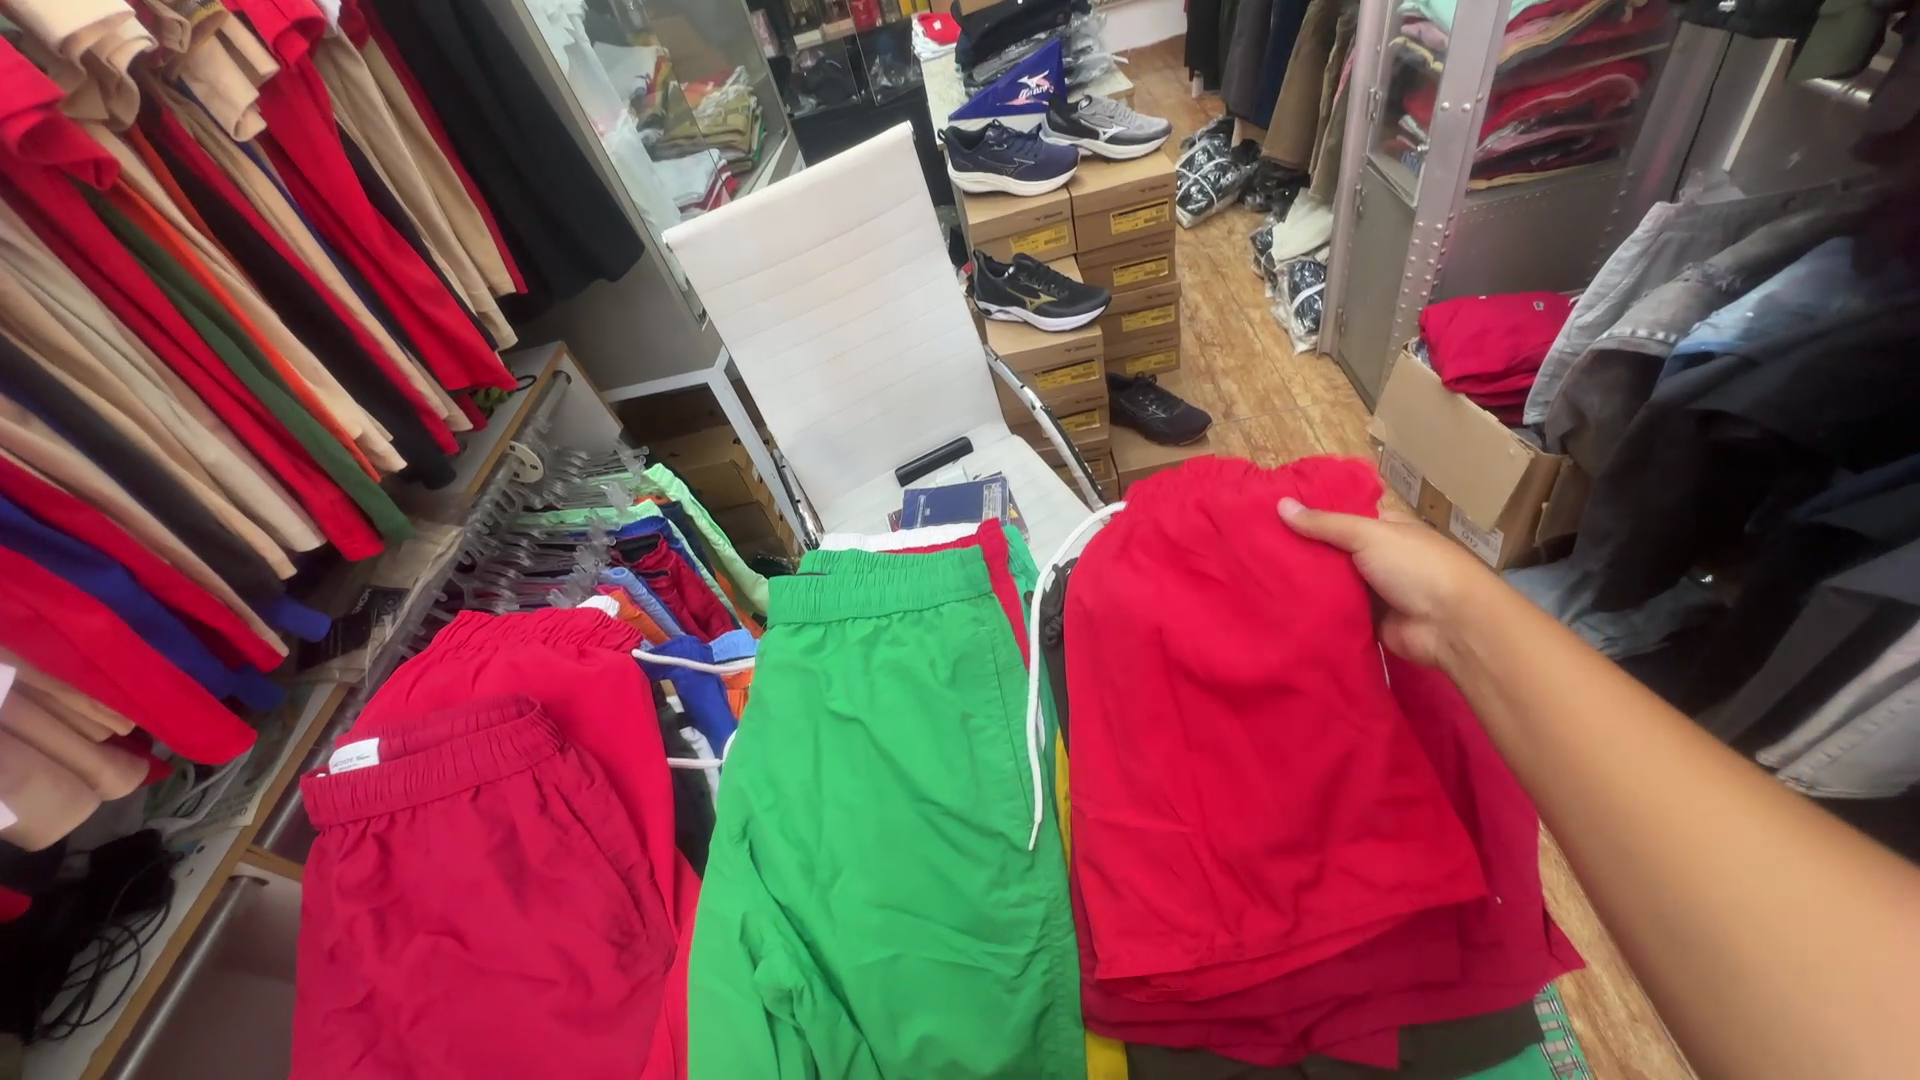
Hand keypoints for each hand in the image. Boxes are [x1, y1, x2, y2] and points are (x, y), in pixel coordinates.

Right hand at [1278, 497, 1494, 669]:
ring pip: (1329, 580)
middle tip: (1257, 545)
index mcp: (1385, 528)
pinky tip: (1278, 601)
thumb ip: (1324, 524)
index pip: (1341, 516)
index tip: (1272, 513)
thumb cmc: (1415, 567)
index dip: (1311, 514)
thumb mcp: (1369, 535)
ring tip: (1257, 572)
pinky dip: (1313, 606)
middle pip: (1331, 549)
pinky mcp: (1365, 619)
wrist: (1450, 626)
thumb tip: (1281, 504)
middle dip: (1301, 548)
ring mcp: (1372, 589)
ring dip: (1304, 579)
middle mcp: (1377, 556)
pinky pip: (1333, 609)